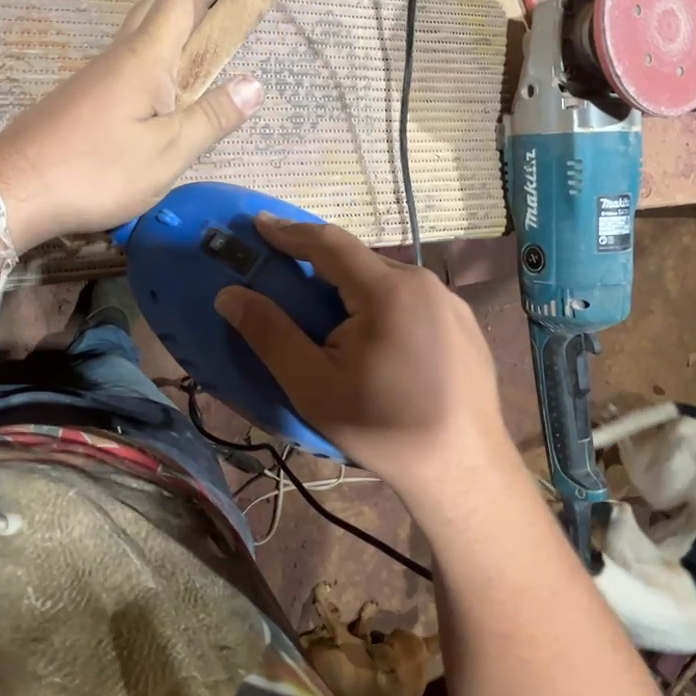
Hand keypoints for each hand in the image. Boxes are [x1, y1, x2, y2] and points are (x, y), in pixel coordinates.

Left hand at [0, 0, 264, 246]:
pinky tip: (165, 84)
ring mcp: (96, 76)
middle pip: (160, 7)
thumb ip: (211, 118)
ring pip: (141, 32)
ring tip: (208, 37)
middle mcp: (119, 57)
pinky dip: (158, 52)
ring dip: (177, 21)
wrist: (13, 190)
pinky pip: (129, 58)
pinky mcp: (83, 97)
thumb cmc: (95, 171)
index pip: (186, 0)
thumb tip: (255, 84)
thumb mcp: (166, 154)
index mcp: (144, 61)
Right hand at [213, 215, 518, 506]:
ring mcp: (451, 304)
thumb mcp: (314, 386)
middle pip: (360, 262)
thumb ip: (270, 334)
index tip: (258, 223)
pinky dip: (384, 307)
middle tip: (289, 284)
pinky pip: (413, 301)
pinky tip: (376, 345)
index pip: (329, 243)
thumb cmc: (384, 427)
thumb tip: (230, 294)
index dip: (289, 231)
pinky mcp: (465, 326)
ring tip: (330, 322)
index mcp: (388, 291)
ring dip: (353, 289)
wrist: (464, 471)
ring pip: (388, 282)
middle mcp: (424, 284)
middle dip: (320, 266)